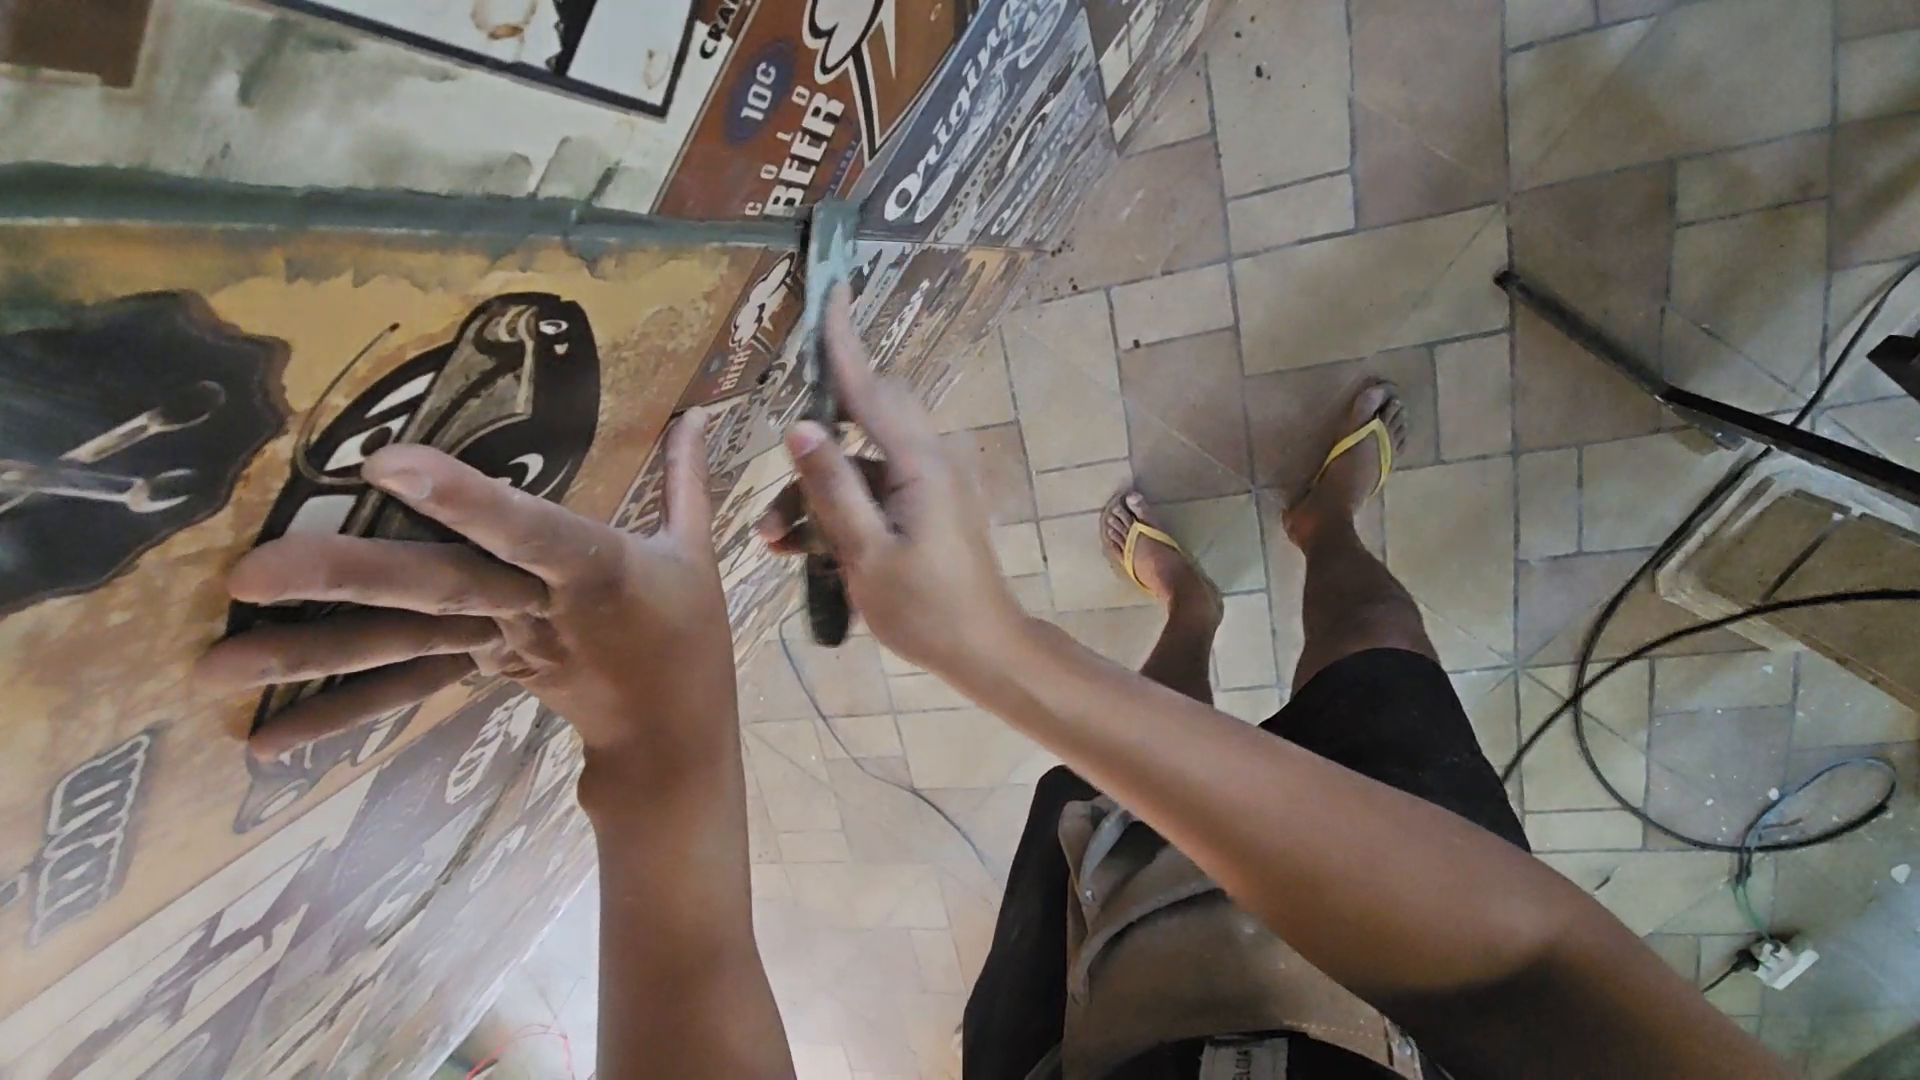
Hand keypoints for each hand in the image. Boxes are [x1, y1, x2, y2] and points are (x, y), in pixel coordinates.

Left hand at [199, 409, 735, 769]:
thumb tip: (697, 412)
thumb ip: (687, 477)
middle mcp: (540, 609)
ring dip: (315, 654)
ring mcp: (504, 646)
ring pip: (409, 644)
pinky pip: (413, 688)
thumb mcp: (695, 551)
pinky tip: (268, 743)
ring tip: (213, 667)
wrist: (673, 732)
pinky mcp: (484, 671)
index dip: (468, 500)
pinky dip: (344, 715)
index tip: (387, 462)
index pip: (530, 530)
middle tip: (251, 572)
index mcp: (597, 571)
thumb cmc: (688, 630)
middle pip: (446, 589)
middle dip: (354, 578)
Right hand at [757, 287, 1023, 674]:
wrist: (983, 650)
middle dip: (812, 449)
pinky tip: (802, 549)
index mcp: (921, 464)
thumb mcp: (867, 554)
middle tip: (775, 476)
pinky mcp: (927, 509)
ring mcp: (930, 486)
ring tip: (774, 540)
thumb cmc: (927, 610)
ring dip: (816, 495)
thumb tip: (799, 427)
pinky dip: (840, 511)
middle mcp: (929, 462)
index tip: (832, 292)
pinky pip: (874, 494)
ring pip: (860, 467)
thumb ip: (833, 489)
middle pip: (864, 422)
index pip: (873, 389)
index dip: (846, 342)